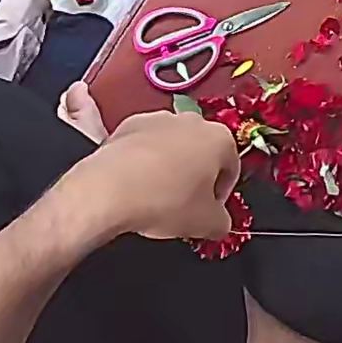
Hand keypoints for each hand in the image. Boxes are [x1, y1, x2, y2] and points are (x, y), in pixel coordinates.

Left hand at [51, 110, 238, 241]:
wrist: (110, 189)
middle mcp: (192, 121)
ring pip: (173, 146)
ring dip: (170, 167)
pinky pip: (145, 145)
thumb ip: (222, 222)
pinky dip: (144, 161)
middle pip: (202, 153)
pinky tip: (136, 185)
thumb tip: (219, 223)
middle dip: (196, 177)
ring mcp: (159, 118)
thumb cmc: (166, 201)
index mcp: (220, 138)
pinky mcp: (129, 124)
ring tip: (156, 196)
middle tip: (185, 205)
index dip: (221, 194)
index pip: (231, 168)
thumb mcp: (207, 223)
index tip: (210, 212)